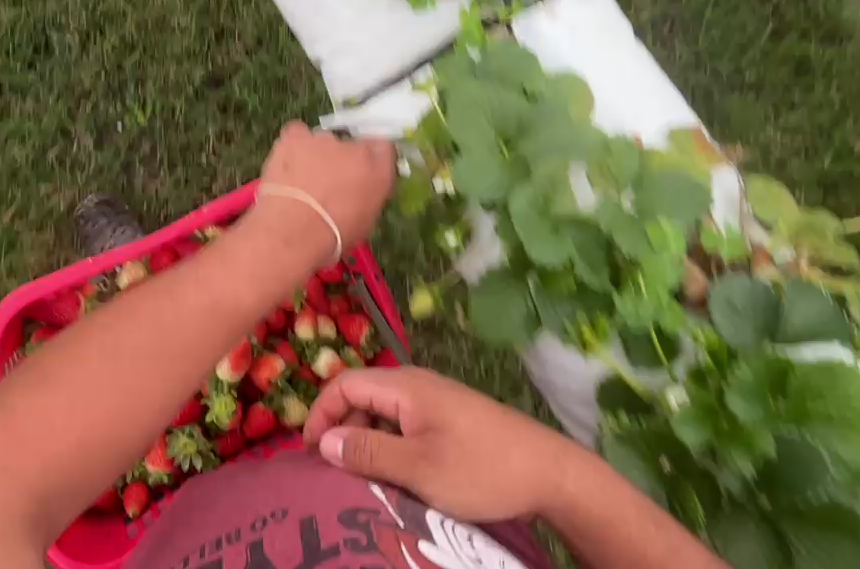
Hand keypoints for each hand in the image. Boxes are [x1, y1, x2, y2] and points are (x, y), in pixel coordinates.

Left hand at [254, 122, 394, 248]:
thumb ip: (366, 194)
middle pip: (350, 144)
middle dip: (341, 160)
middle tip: (328, 183)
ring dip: (316, 154)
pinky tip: (287, 163)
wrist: (295, 231)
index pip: (383, 148)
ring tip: (302, 178)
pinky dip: (293, 144)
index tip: (360, 174)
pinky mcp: (296, 137)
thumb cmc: (334, 237)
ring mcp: (325, 139)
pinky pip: (297, 133)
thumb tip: (357, 190)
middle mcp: (356, 148)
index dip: (370, 159)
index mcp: (379, 170)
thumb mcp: (365, 221)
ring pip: (322, 140)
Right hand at [302, 367, 588, 522]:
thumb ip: (369, 451)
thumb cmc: (481, 468)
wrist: (551, 472)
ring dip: (365, 438)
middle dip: (340, 427)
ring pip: (382, 410)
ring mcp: (434, 400)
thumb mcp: (419, 468)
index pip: (344, 383)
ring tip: (360, 477)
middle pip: (361, 394)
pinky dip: (388, 442)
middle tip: (332, 470)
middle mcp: (415, 383)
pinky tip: (394, 474)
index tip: (308, 453)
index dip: (320, 413)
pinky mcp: (449, 418)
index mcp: (404, 385)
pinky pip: (403, 422)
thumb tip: (323, 440)